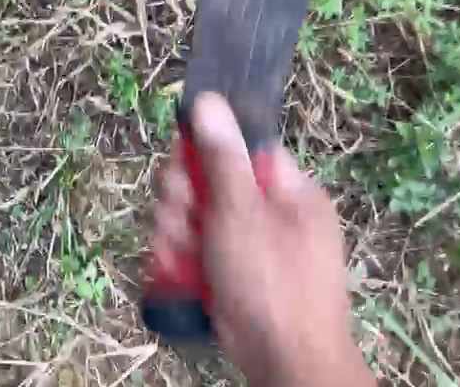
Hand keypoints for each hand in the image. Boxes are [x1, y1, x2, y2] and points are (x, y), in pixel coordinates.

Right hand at [154, 94, 373, 386]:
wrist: (285, 362)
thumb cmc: (273, 283)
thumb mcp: (242, 213)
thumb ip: (221, 156)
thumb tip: (209, 99)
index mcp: (287, 191)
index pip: (231, 146)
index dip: (200, 155)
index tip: (188, 174)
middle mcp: (266, 210)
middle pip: (198, 177)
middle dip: (179, 200)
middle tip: (187, 222)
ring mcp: (243, 239)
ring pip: (183, 210)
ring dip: (172, 231)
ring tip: (186, 256)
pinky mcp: (223, 263)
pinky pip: (183, 240)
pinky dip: (175, 253)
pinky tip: (181, 270)